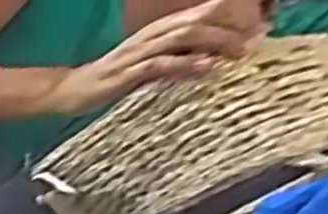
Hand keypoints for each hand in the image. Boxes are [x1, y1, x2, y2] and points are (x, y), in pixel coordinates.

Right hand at [47, 0, 264, 114]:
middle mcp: (153, 34)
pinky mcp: (124, 74)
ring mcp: (138, 53)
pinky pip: (162, 64)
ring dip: (218, 42)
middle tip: (257, 39)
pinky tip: (205, 68)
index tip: (260, 27)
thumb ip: (176, 53)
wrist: (67, 92)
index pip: (210, 9)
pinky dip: (187, 64)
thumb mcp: (147, 59)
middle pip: (205, 17)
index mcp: (161, 27)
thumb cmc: (108, 79)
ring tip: (238, 53)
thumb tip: (212, 54)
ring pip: (188, 36)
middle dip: (236, 25)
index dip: (240, 13)